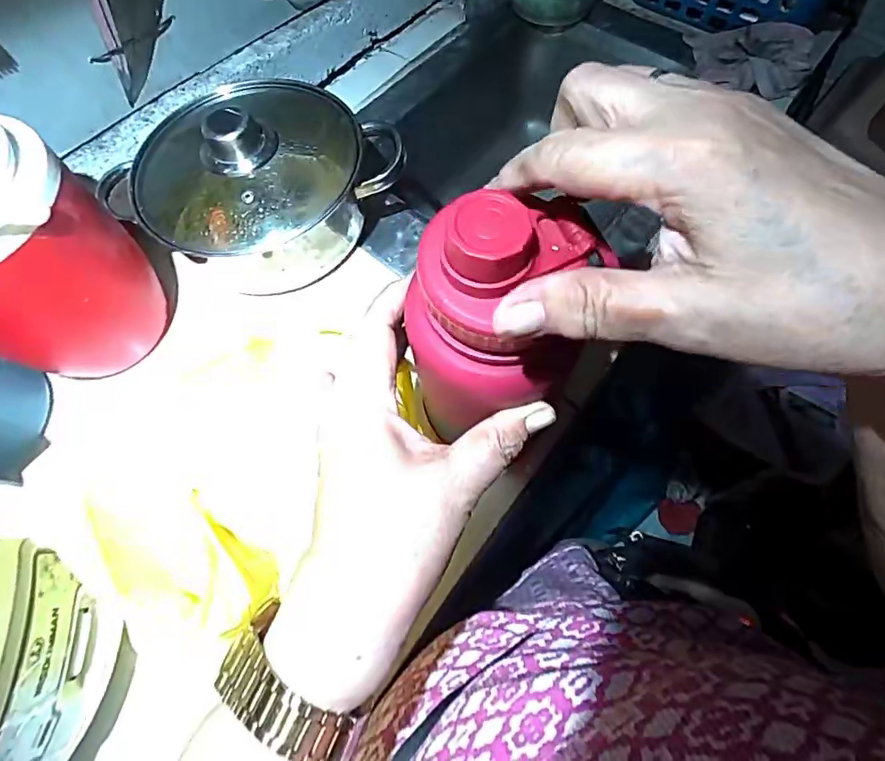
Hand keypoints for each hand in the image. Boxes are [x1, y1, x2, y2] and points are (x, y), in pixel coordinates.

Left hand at [262, 281, 555, 712]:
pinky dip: (385, 370)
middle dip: (402, 312)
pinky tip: (419, 379)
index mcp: (358, 401)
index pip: (372, 324)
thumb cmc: (393, 540)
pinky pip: (361, 389)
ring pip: (358, 364)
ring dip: (390, 341)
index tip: (441, 272)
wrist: (349, 612)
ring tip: (440, 329)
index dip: (400, 292)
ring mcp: (338, 428)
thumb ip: (500, 438)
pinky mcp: (348, 449)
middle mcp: (340, 406)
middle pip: (363, 338)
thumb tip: (547, 407)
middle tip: (454, 299)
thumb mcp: (454, 484)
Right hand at [490, 64, 884, 391]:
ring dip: (600, 135)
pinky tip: (667, 195)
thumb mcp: (696, 316)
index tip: (495, 222)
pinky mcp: (756, 115)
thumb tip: (506, 312)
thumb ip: (596, 307)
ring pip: (630, 88)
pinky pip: (670, 102)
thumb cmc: (812, 307)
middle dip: (557, 141)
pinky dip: (641, 134)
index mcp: (676, 154)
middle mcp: (697, 109)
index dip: (515, 185)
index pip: (560, 152)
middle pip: (586, 89)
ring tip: (611, 204)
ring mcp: (731, 104)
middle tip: (566, 210)